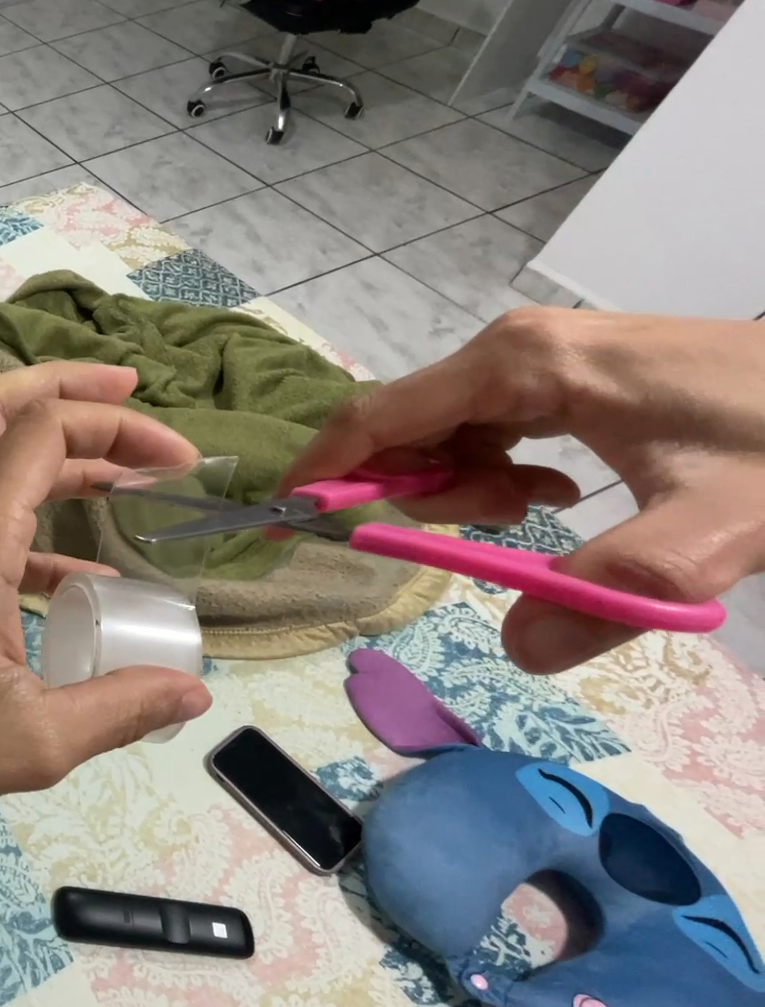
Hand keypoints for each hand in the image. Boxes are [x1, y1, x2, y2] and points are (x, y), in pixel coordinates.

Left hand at [0, 363, 214, 829]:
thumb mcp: (34, 739)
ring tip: (129, 474)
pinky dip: (36, 521)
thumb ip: (121, 708)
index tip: (180, 462)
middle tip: (132, 395)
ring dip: (54, 450)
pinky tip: (90, 570)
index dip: (118, 426)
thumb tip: (194, 695)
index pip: (43, 430)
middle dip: (64, 388)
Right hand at [281, 307, 764, 672]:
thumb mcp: (728, 518)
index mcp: (516, 364)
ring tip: (538, 509)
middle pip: (398, 430)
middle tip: (495, 530)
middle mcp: (504, 352)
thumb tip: (522, 655)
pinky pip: (473, 432)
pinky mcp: (545, 376)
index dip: (319, 473)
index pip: (373, 418)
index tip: (285, 525)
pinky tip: (549, 488)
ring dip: (459, 489)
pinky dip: (489, 474)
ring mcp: (524, 360)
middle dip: (418, 493)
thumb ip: (621, 583)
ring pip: (432, 436)